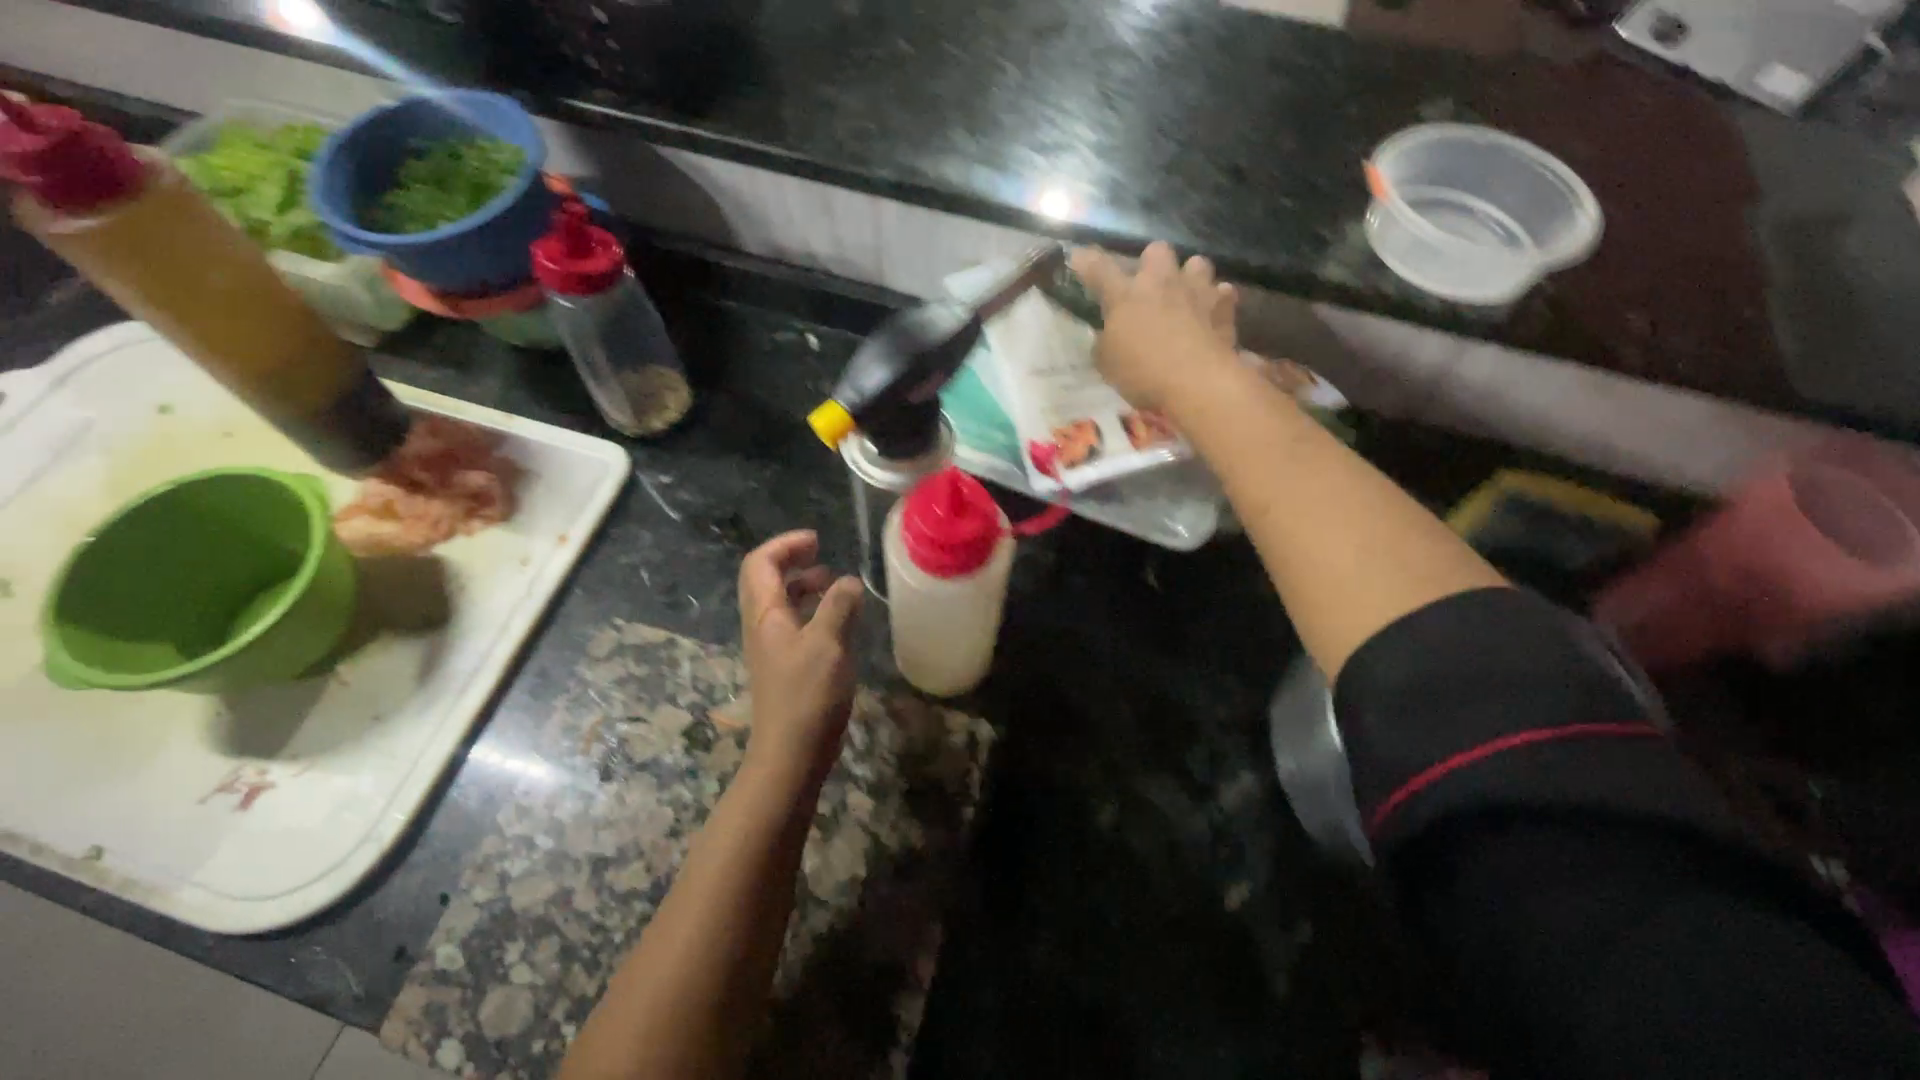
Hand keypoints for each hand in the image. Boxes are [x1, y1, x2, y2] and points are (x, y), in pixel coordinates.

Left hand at [737, 530, 863, 782]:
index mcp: (765, 615)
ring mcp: (771, 649)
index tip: (817, 541)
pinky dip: (812, 612)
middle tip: (822, 555)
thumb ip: (839, 607)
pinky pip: (792, 626)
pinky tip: (837, 623)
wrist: (791, 752)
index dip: (785, 545)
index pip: (760, 564)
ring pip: (779, 604)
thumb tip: (849, 582)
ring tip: (832, 584)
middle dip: (791, 562)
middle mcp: (762, 627)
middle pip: (765, 581)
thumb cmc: (807, 695)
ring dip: (802, 587)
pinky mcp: (785, 667)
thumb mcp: (828, 644)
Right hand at [1070, 242, 1239, 410]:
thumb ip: (1106, 343)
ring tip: (1188, 296)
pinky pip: (1224, 293)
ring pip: (1197, 263)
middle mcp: (1161, 283)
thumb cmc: (1143, 373)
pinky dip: (1218, 302)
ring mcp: (1196, 290)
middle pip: (1157, 251)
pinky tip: (1213, 316)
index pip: (1099, 268)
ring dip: (1190, 277)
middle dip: (1152, 263)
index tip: (1078, 258)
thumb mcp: (1108, 365)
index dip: (1086, 261)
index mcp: (1125, 296)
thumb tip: (1108, 336)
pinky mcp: (1224, 307)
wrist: (1198, 382)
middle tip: (1149, 286)